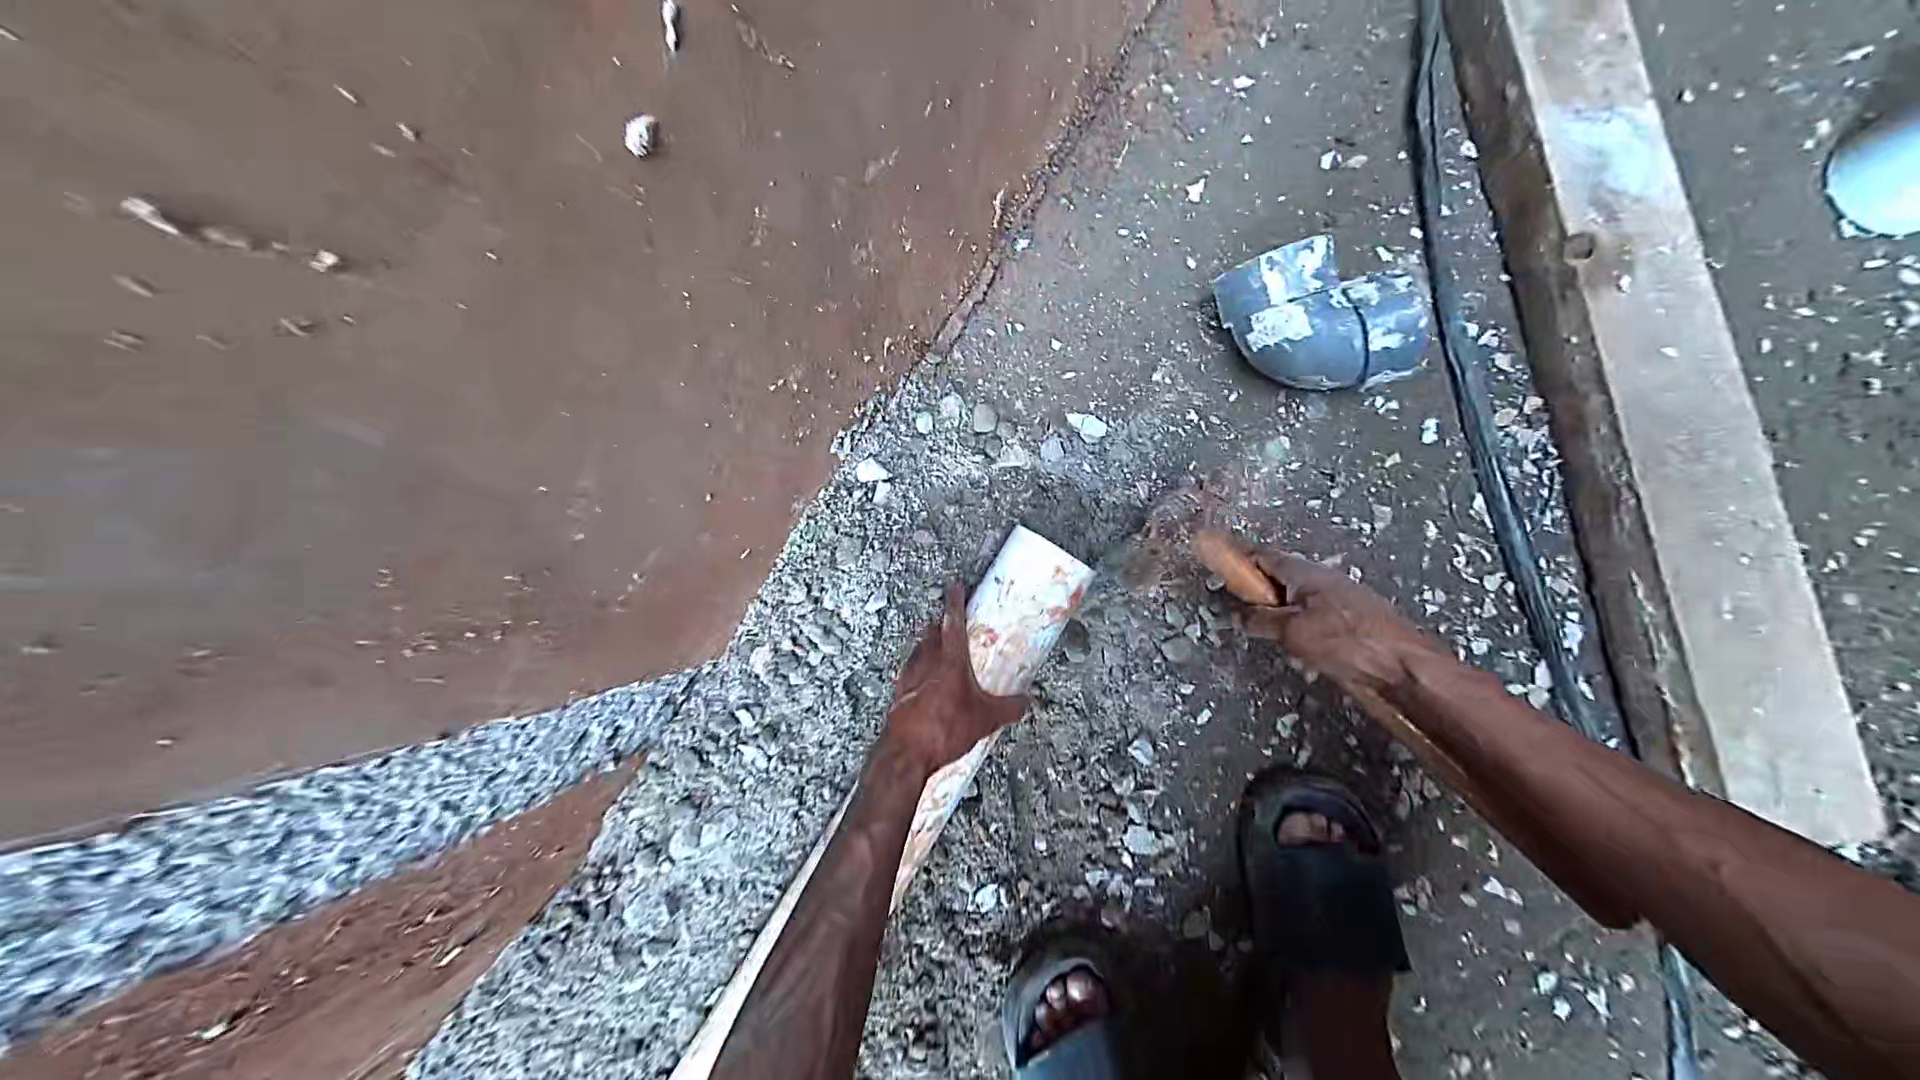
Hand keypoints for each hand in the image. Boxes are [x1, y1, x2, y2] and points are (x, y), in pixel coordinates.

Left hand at [882, 583, 1029, 774]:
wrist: (906, 753)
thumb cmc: (943, 730)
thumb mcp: (986, 720)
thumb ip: (1009, 708)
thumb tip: (1025, 702)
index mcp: (950, 661)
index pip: (952, 622)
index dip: (955, 603)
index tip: (955, 588)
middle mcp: (926, 663)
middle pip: (930, 634)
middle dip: (938, 624)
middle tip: (945, 621)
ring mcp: (909, 678)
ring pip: (917, 651)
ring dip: (925, 645)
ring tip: (934, 648)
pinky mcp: (898, 694)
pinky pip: (908, 673)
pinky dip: (916, 670)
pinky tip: (920, 682)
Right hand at [1234, 551, 1442, 696]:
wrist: (1407, 668)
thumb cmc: (1348, 643)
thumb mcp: (1291, 632)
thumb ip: (1260, 620)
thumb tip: (1238, 615)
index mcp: (1306, 573)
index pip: (1264, 557)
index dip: (1240, 562)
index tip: (1220, 569)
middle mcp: (1325, 580)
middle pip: (1282, 582)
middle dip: (1264, 601)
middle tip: (1252, 622)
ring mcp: (1344, 600)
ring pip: (1301, 605)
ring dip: (1286, 623)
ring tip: (1287, 647)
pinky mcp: (1357, 622)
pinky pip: (1320, 623)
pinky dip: (1307, 636)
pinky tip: (1311, 659)